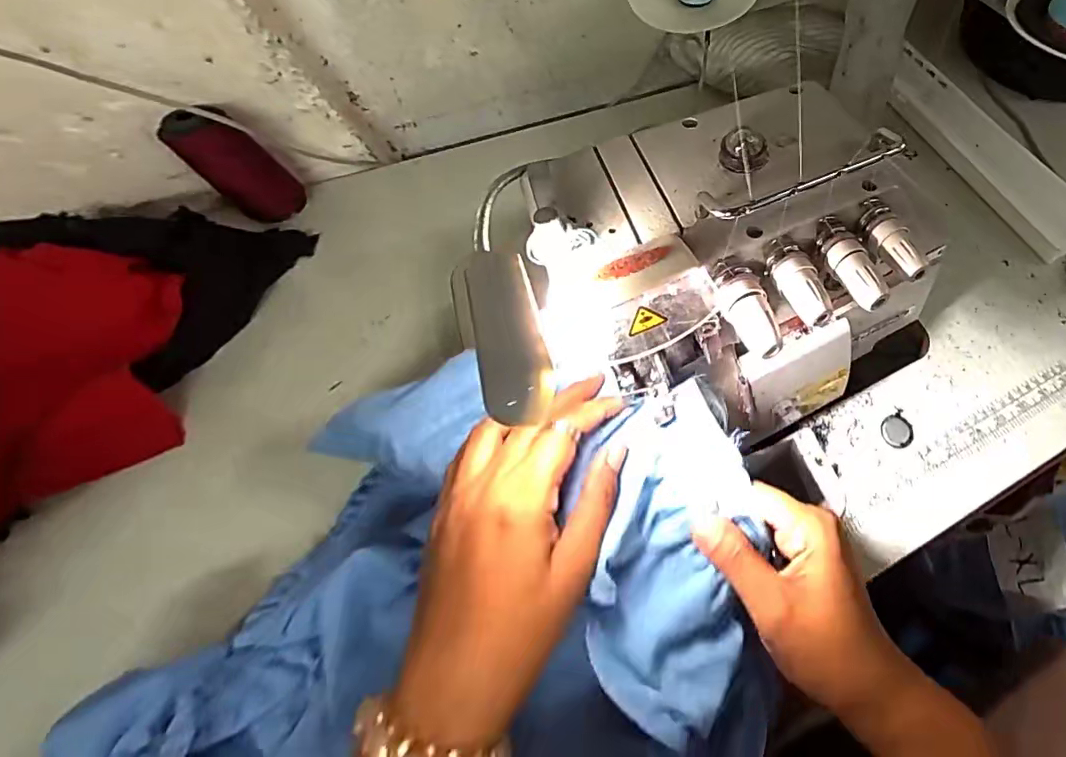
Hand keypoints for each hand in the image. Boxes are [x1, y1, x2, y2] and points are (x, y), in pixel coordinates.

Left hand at [389, 377, 625, 747]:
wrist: (450, 684)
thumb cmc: (524, 629)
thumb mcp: (574, 568)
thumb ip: (597, 500)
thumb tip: (617, 449)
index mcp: (518, 497)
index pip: (560, 430)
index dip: (593, 410)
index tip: (621, 401)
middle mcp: (482, 483)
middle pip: (525, 419)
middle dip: (564, 395)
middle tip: (597, 381)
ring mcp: (456, 494)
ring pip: (491, 425)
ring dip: (527, 403)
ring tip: (558, 394)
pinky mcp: (444, 508)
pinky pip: (469, 449)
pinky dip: (496, 426)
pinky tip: (513, 429)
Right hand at [689, 483, 912, 720]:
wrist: (864, 685)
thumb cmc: (821, 647)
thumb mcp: (771, 604)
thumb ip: (736, 558)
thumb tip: (701, 518)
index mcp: (811, 523)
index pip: (756, 495)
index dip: (722, 507)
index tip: (689, 527)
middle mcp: (816, 523)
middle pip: (760, 511)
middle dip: (729, 530)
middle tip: (694, 552)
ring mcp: (817, 542)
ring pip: (765, 531)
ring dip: (740, 549)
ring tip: (709, 567)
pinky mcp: (813, 562)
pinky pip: (775, 549)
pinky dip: (755, 562)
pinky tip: (736, 580)